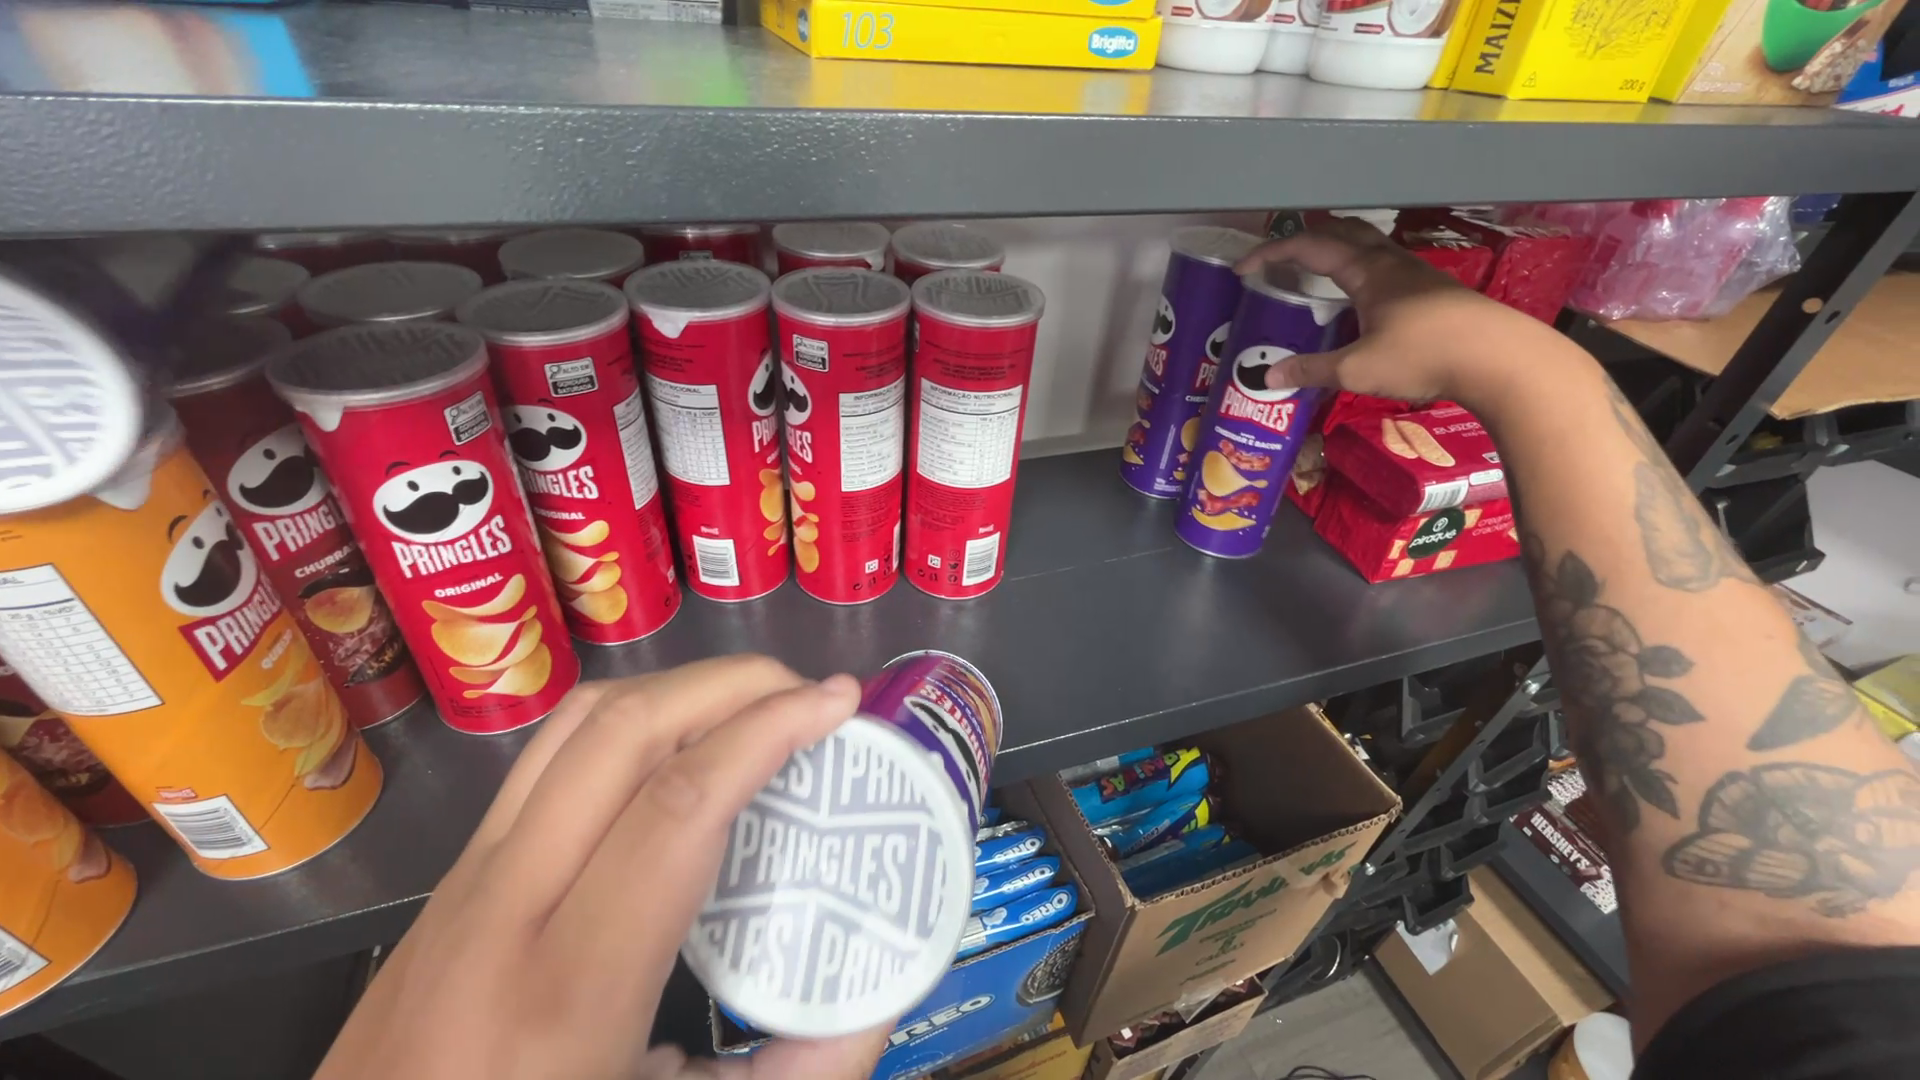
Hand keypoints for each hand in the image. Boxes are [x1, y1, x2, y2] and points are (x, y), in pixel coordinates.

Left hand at [316, 656, 889, 1079]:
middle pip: (621, 733)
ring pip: (575, 726)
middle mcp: (502, 910)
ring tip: (755, 703)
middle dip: (730, 684)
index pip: (676, 806)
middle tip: (807, 693)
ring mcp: (464, 882)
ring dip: (678, 689)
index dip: (767, 733)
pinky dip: (632, 721)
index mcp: (565, 992)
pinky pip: (550, 757)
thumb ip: (797, 1076)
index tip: (838, 704)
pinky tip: (680, 747)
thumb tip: (883, 989)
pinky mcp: (454, 878)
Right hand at [1234, 218, 1547, 405]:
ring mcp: (1418, 277)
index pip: (1311, 248)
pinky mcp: (1434, 295)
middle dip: (1311, 234)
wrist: (1500, 360)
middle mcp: (1393, 264)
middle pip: (1348, 233)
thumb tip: (1268, 375)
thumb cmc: (1424, 355)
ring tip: (1319, 264)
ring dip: (1341, 249)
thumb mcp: (1357, 369)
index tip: (1244, 267)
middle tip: (1284, 246)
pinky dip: (1362, 271)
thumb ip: (1311, 370)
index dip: (1272, 253)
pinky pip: (1387, 270)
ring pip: (1371, 249)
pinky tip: (1361, 297)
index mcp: (1369, 272)